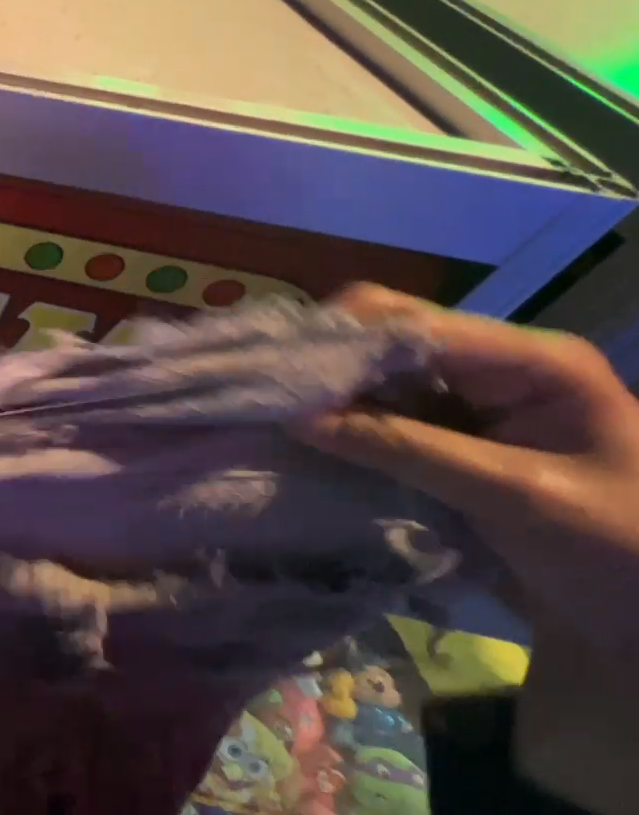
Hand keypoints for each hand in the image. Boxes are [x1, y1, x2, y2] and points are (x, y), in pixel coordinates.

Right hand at [295, 284, 638, 647]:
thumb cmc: (619, 552)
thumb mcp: (515, 497)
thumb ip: (404, 449)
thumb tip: (295, 417)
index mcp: (531, 360)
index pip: (410, 321)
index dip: (338, 341)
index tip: (279, 380)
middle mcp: (494, 361)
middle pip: (383, 331)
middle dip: (324, 358)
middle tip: (268, 395)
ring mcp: (470, 393)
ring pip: (372, 366)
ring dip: (326, 388)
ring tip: (273, 412)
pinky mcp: (449, 426)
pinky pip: (378, 403)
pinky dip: (339, 414)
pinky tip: (306, 432)